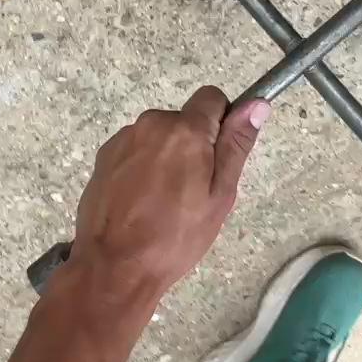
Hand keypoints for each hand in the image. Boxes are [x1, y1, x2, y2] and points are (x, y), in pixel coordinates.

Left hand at [66, 87, 269, 306]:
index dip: (222, 121)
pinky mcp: (104, 155)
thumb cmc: (175, 235)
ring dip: (166, 157)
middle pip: (184, 120)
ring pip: (159, 137)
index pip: (212, 97)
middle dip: (193, 146)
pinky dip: (142, 167)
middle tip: (194, 191)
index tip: (217, 156)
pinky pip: (135, 150)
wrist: (114, 264)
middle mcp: (151, 123)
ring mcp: (124, 139)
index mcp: (184, 129)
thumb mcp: (219, 194)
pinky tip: (140, 202)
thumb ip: (236, 144)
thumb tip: (257, 104)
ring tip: (164, 202)